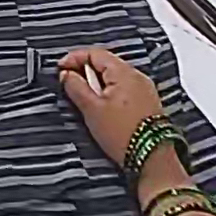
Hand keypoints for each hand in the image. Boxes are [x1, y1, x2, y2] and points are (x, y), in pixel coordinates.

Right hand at [59, 47, 168, 167]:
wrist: (154, 162)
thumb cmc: (122, 134)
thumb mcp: (91, 109)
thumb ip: (75, 86)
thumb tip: (66, 73)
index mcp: (123, 72)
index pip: (94, 53)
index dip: (74, 58)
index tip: (60, 69)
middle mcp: (137, 76)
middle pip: (105, 63)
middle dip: (85, 70)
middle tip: (69, 82)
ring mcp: (145, 89)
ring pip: (114, 76)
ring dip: (96, 82)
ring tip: (84, 97)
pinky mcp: (148, 103)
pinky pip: (123, 88)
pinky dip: (109, 91)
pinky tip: (102, 106)